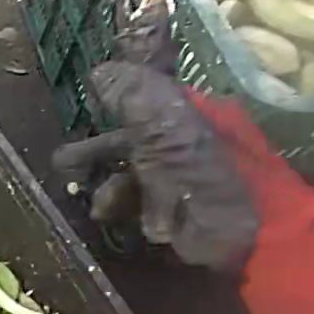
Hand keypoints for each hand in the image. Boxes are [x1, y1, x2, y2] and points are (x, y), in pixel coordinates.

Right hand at [53, 22, 313, 313]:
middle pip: (129, 137)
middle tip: (63, 163)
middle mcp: (183, 142)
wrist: (250, 243)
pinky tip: (115, 217)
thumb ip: (134, 98)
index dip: (112, 99)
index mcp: (190, 115)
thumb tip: (98, 70)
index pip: (145, 95)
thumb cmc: (210, 180)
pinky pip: (136, 202)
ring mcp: (178, 178)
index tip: (84, 104)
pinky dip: (124, 207)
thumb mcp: (170, 132)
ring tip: (101, 205)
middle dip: (96, 152)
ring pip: (128, 173)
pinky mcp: (172, 210)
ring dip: (110, 188)